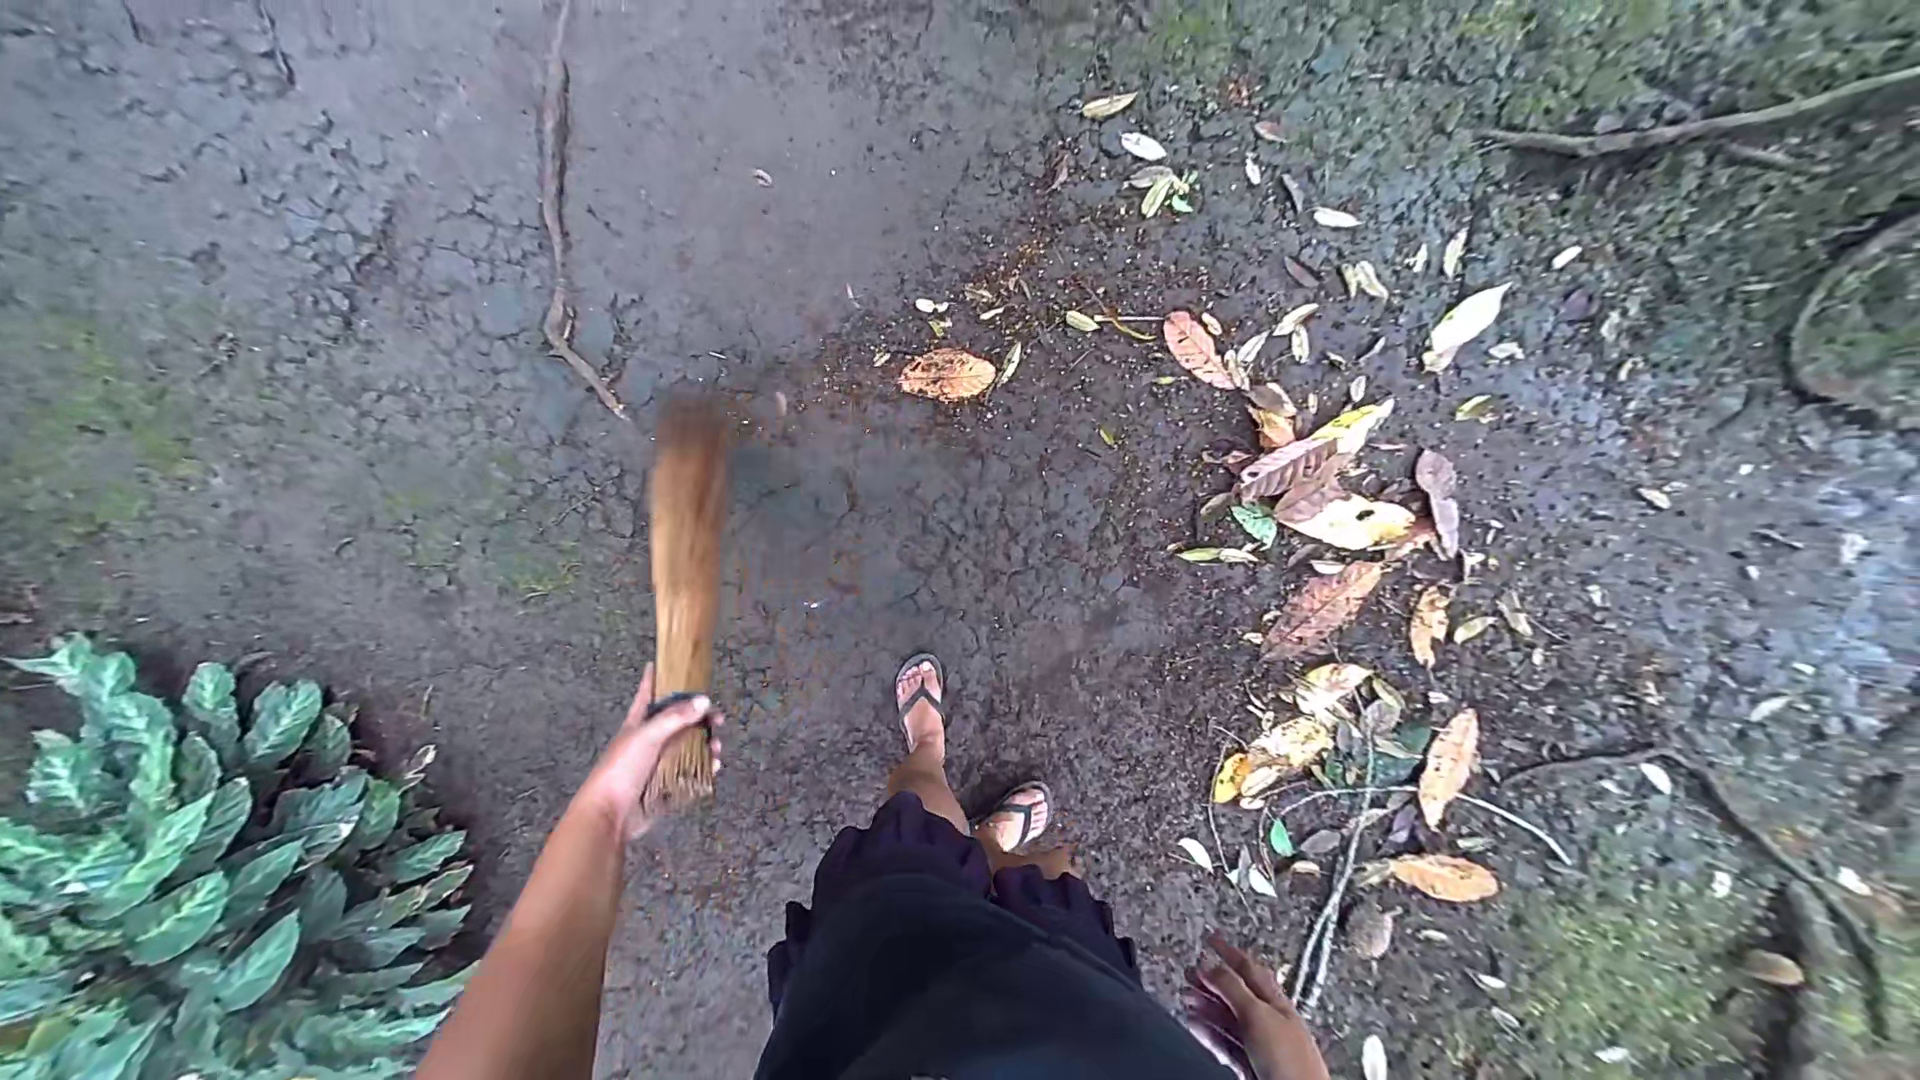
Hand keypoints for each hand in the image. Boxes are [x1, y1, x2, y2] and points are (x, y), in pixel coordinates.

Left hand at [571, 664, 722, 837]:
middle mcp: (649, 739)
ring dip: (707, 744)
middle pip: (680, 720)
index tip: (666, 662)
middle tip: (718, 719)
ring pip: (689, 745)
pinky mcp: (667, 783)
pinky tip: (714, 766)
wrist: (609, 816)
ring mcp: (658, 762)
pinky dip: (705, 766)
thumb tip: (705, 701)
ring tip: (717, 748)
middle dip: (701, 717)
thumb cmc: (621, 770)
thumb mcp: (647, 736)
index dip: (656, 677)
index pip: (648, 693)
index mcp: (638, 723)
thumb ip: (675, 717)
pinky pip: (692, 770)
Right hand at [1182, 933, 1329, 1079]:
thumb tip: (1208, 964)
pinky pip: (1226, 1043)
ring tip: (1187, 997)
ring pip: (1229, 1019)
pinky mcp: (1252, 1068)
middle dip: (1210, 980)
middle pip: (1236, 994)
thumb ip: (1231, 987)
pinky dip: (1208, 1032)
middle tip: (1189, 972)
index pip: (1248, 968)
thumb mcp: (1257, 1015)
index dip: (1228, 951)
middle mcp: (1270, 1023)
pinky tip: (1196, 1025)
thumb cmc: (1292, 1065)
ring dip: (1206, 1006)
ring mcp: (1262, 1047)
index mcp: (1277, 1003)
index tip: (1211, 938)